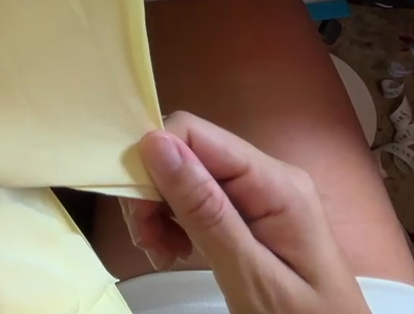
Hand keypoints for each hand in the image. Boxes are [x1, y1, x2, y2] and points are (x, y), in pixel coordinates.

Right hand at [123, 112, 369, 313]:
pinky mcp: (249, 216)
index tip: (138, 214)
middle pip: (186, 153)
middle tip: (145, 242)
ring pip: (185, 175)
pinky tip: (172, 251)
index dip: (153, 160)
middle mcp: (266, 176)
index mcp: (275, 183)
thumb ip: (206, 211)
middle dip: (154, 190)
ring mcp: (259, 196)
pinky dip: (174, 221)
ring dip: (159, 209)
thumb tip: (154, 141)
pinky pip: (197, 199)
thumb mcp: (254, 281)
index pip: (193, 133)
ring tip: (159, 253)